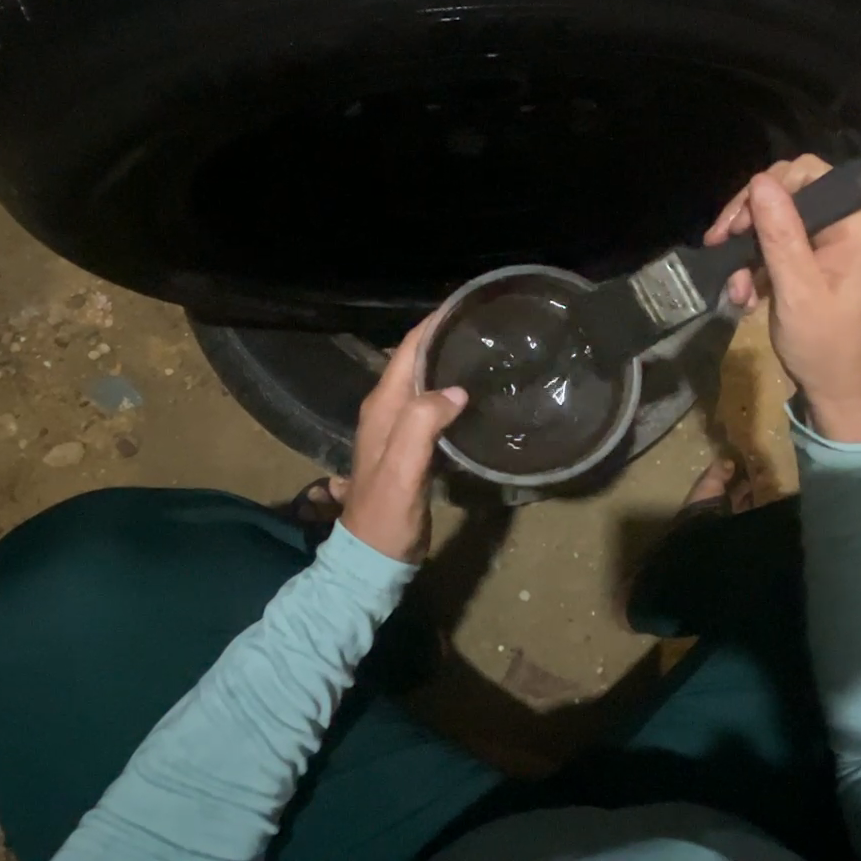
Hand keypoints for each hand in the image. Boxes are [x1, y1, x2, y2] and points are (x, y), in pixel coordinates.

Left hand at [339, 319, 468, 562]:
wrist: (374, 557)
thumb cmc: (387, 513)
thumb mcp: (404, 469)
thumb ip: (423, 424)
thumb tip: (456, 390)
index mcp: (383, 406)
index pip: (408, 349)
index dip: (433, 322)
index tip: (466, 303)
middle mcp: (388, 408)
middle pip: (417, 358)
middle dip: (445, 335)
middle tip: (486, 323)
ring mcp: (400, 427)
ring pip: (427, 380)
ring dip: (449, 361)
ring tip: (487, 349)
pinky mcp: (414, 445)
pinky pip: (434, 404)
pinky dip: (452, 390)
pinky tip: (475, 392)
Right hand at [705, 155, 860, 441]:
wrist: (834, 392)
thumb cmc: (824, 344)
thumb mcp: (797, 289)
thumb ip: (780, 234)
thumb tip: (760, 181)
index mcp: (856, 225)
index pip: (810, 174)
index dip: (768, 190)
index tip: (737, 224)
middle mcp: (847, 226)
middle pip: (789, 194)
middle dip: (750, 221)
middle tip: (720, 245)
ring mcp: (830, 244)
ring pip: (776, 221)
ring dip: (747, 250)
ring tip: (735, 288)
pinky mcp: (813, 262)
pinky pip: (777, 246)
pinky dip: (755, 266)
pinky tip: (743, 295)